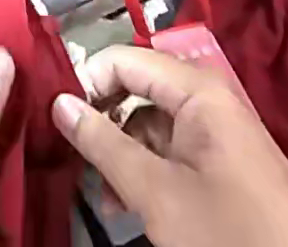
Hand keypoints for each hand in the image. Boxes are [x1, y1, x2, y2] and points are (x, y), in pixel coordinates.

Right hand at [52, 45, 287, 246]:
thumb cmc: (230, 236)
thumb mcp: (157, 194)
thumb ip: (103, 143)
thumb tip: (57, 101)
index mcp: (198, 90)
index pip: (124, 59)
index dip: (89, 81)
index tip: (62, 119)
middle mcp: (209, 100)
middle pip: (138, 89)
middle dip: (104, 120)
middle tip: (76, 157)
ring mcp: (220, 134)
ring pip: (151, 123)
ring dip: (122, 152)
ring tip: (102, 194)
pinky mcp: (227, 167)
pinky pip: (173, 150)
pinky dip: (146, 170)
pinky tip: (127, 204)